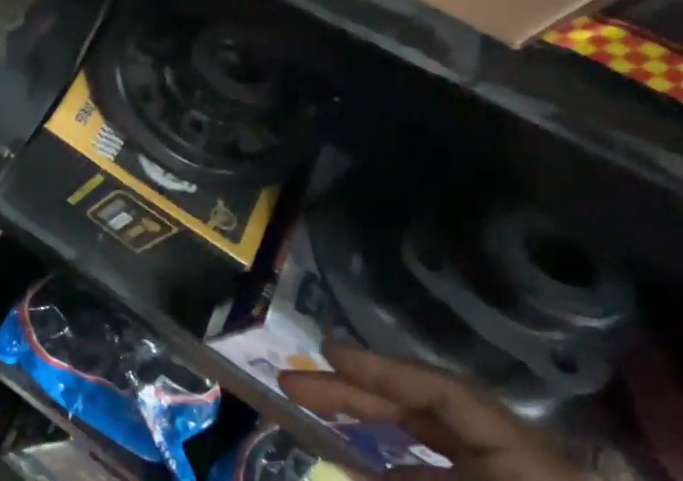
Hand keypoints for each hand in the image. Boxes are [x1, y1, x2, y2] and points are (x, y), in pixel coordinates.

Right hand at [279, 346, 590, 479]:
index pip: (448, 396)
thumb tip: (340, 468)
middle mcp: (521, 464)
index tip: (324, 351)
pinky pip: (444, 475)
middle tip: (292, 385)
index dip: (385, 370)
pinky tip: (357, 469)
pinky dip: (399, 468)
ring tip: (312, 420)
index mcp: (528, 463)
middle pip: (432, 413)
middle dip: (359, 396)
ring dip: (372, 428)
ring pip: (435, 443)